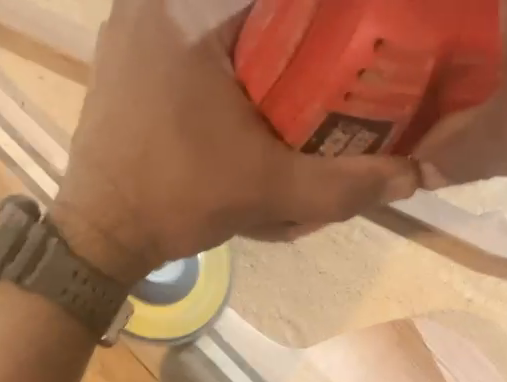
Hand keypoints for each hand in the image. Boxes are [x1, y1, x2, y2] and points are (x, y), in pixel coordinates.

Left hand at [53, 0, 419, 281]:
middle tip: (322, 49)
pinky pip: (179, 23)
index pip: (277, 1)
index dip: (317, 13)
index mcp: (190, 8)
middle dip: (286, 25)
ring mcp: (127, 20)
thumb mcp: (267, 191)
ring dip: (249, 32)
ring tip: (288, 64)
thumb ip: (340, 184)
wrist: (98, 233)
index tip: (344, 26)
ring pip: (208, 11)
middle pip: (241, 5)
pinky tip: (238, 80)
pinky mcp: (117, 50)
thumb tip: (408, 176)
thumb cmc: (175, 199)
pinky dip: (213, 42)